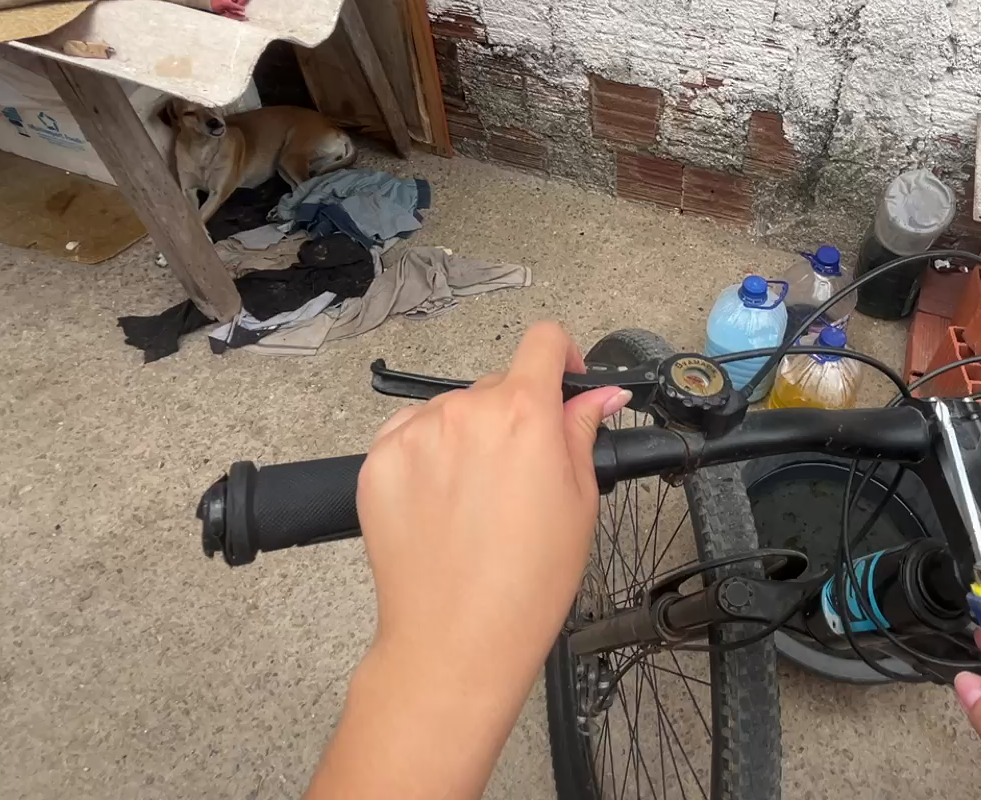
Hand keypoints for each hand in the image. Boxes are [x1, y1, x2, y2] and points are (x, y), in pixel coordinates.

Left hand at [307, 322, 628, 799]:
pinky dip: (431, 451)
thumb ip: (583, 430)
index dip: (562, 355)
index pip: (543, 340)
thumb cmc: (530, 578)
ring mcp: (416, 432)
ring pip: (455, 408)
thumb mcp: (579, 498)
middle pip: (500, 383)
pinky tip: (443, 499)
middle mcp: (466, 409)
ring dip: (472, 433)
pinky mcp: (378, 460)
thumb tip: (601, 394)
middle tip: (523, 470)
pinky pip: (413, 431)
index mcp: (524, 412)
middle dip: (517, 413)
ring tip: (477, 495)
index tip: (564, 382)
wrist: (456, 640)